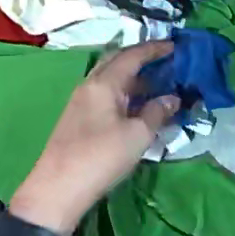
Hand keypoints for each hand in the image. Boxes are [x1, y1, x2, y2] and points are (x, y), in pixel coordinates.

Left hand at [6, 41, 179, 234]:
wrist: (58, 189)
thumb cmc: (101, 157)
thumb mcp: (138, 135)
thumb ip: (156, 112)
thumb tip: (172, 98)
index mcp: (103, 83)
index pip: (131, 56)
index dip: (154, 49)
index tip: (175, 46)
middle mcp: (90, 86)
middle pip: (117, 62)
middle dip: (142, 58)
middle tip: (166, 60)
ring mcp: (82, 102)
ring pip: (112, 79)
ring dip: (135, 77)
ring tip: (160, 83)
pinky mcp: (80, 119)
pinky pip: (107, 95)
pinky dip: (126, 93)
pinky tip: (140, 105)